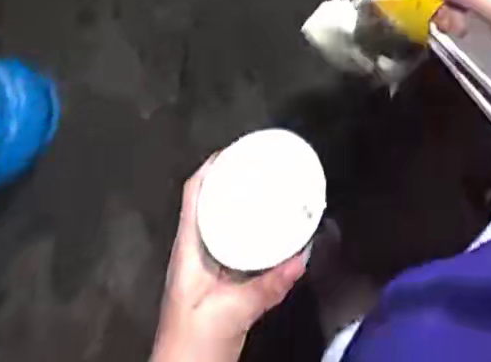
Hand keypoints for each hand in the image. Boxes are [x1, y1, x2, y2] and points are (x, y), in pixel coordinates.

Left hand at [151, 154, 307, 361]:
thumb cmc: (193, 344)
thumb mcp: (232, 312)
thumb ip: (267, 286)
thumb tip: (303, 256)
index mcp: (188, 247)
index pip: (194, 191)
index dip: (213, 165)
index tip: (240, 148)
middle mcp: (194, 251)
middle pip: (209, 200)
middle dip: (233, 178)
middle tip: (264, 164)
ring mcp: (205, 269)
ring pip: (221, 221)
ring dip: (240, 203)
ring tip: (270, 188)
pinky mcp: (218, 286)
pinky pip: (233, 244)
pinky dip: (249, 230)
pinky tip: (272, 231)